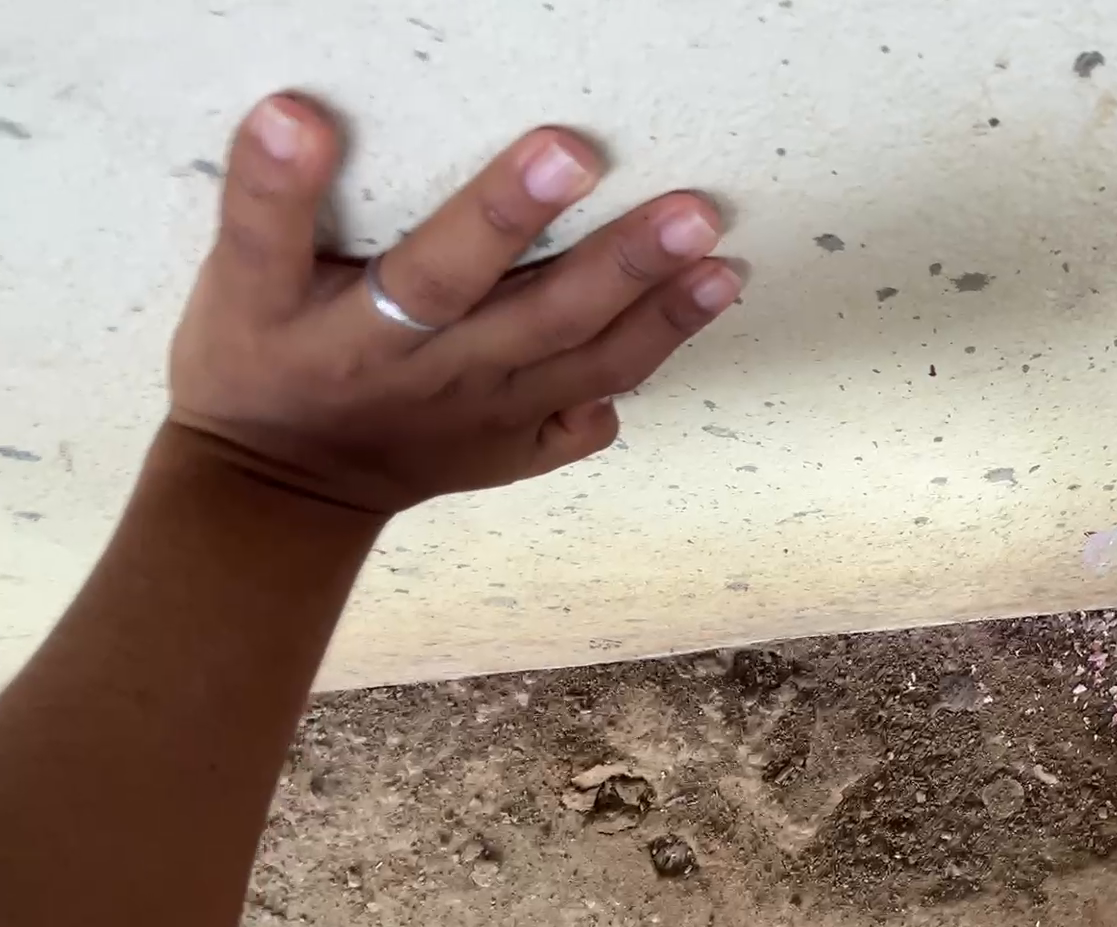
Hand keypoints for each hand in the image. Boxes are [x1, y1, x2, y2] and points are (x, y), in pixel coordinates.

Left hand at [168, 93, 741, 514]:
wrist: (279, 485)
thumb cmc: (415, 452)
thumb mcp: (511, 459)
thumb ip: (576, 427)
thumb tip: (625, 397)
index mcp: (519, 399)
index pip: (614, 359)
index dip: (674, 319)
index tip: (726, 269)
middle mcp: (458, 370)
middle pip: (555, 317)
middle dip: (627, 266)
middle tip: (692, 213)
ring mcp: (361, 340)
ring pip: (442, 280)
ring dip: (504, 217)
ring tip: (567, 157)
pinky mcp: (258, 302)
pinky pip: (264, 241)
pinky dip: (280, 186)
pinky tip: (299, 118)